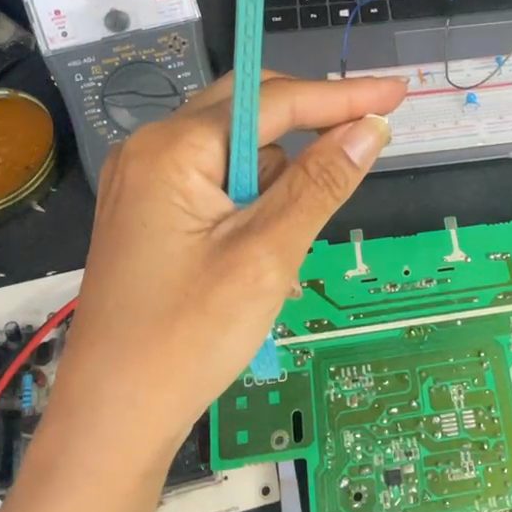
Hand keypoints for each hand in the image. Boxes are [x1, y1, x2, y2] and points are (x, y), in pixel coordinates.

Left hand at [0, 71, 405, 511]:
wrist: (114, 419)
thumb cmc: (188, 336)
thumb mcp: (266, 255)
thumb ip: (320, 182)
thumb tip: (371, 127)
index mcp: (173, 149)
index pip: (274, 102)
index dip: (341, 95)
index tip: (397, 93)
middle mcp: (153, 151)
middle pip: (248, 110)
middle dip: (310, 122)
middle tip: (367, 134)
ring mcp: (146, 184)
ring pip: (236, 152)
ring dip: (281, 176)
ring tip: (296, 242)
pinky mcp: (151, 216)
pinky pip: (217, 185)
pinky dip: (255, 204)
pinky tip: (270, 254)